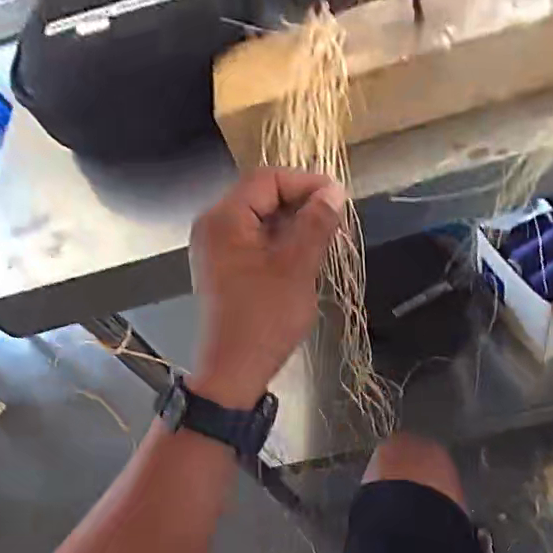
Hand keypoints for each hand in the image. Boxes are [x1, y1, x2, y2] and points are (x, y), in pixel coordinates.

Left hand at [187, 168, 346, 408]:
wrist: (233, 372)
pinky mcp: (223, 272)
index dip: (306, 183)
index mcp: (224, 219)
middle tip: (336, 224)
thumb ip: (315, 225)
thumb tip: (333, 192)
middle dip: (301, 206)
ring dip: (294, 228)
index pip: (267, 179)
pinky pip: (254, 245)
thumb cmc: (264, 320)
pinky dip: (280, 247)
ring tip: (325, 245)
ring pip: (260, 223)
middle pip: (261, 198)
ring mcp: (215, 251)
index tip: (339, 199)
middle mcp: (213, 228)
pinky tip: (303, 263)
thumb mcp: (296, 269)